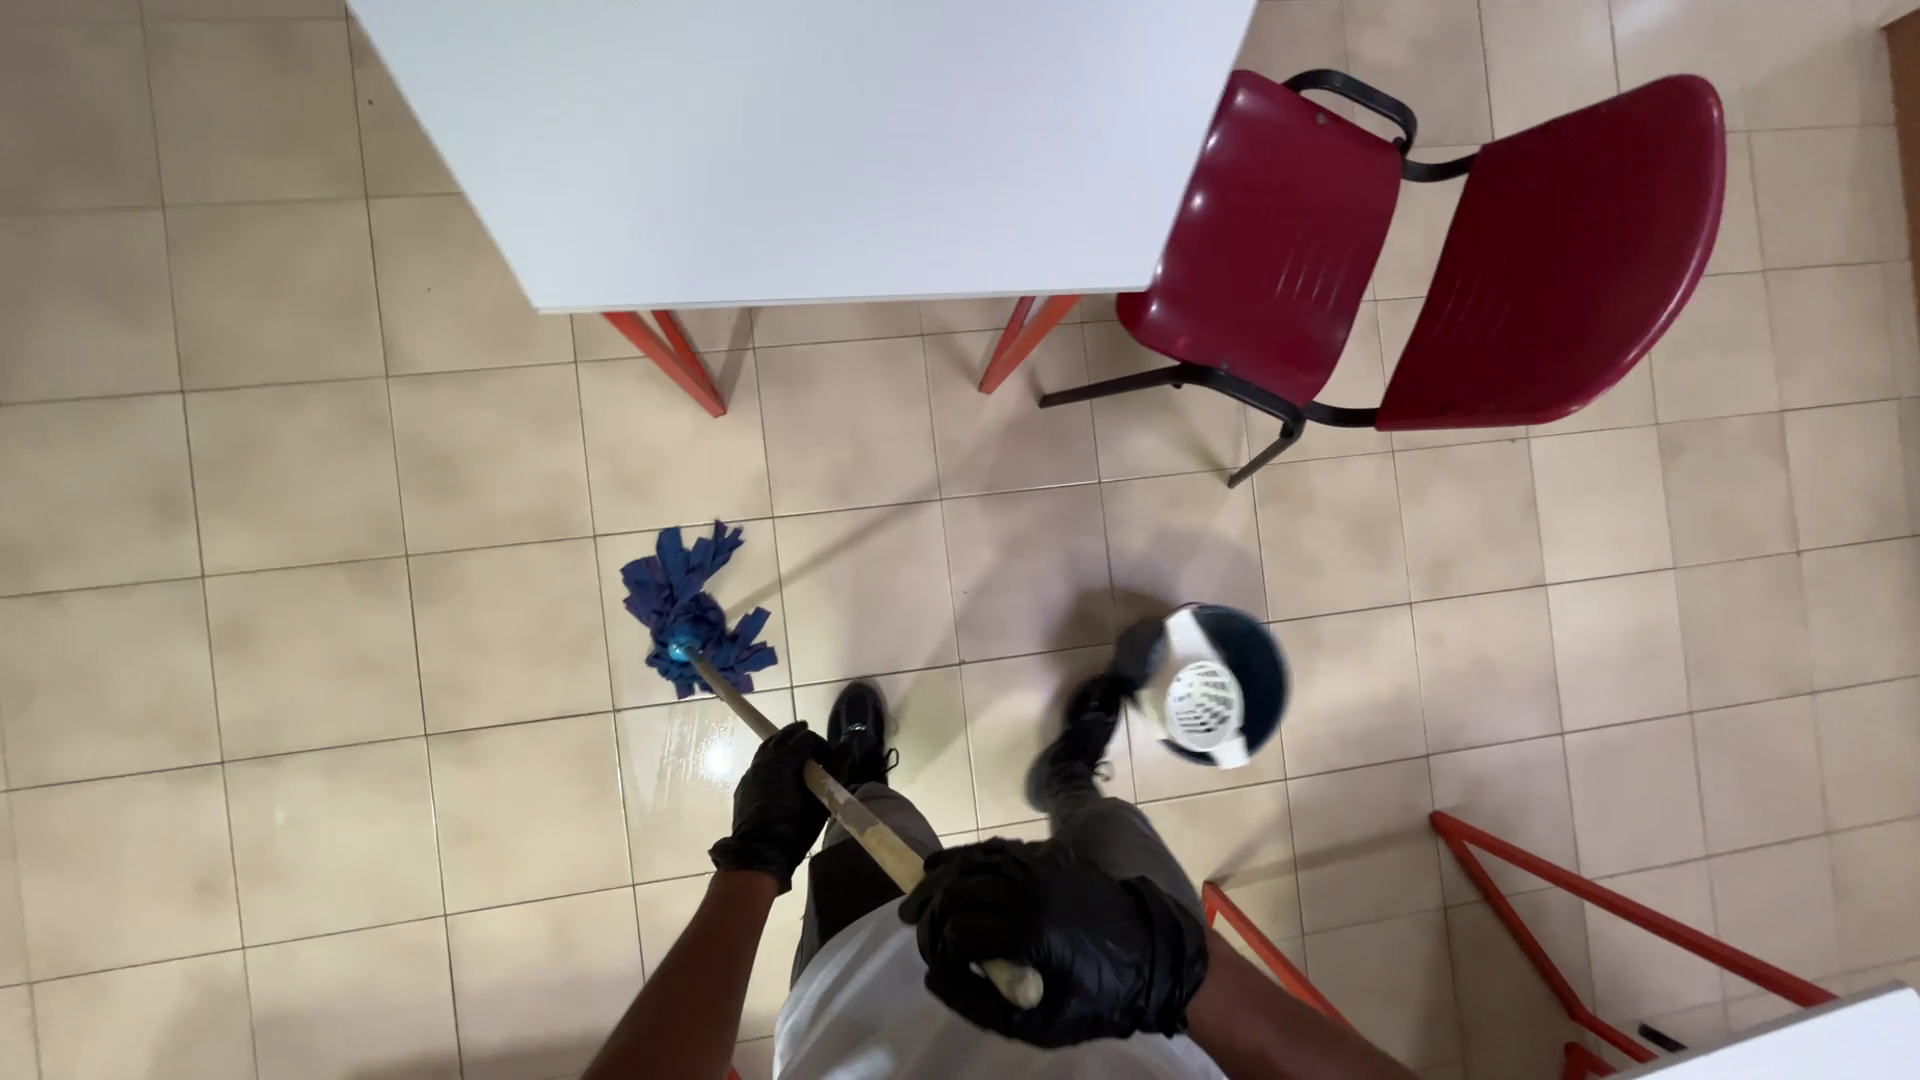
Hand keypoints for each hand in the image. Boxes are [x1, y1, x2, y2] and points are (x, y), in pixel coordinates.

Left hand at [708, 722, 830, 892]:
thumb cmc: (795, 828)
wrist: (759, 854)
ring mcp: (751, 772)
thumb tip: (847, 746)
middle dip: (801, 737)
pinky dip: (772, 761)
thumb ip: (835, 769)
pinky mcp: (744, 785)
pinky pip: (760, 763)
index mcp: (783, 762)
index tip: (829, 759)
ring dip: (785, 747)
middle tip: (817, 751)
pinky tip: (781, 775)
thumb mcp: (821, 800)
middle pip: (783, 735)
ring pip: (768, 746)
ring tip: (799, 757)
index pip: (805, 737)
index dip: (821, 744)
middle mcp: (764, 761)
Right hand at [899, 839, 1207, 1047]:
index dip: (937, 949)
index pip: (959, 932)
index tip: (934, 965)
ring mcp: (1040, 865)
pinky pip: (1000, 848)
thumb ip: (982, 1004)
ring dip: (942, 873)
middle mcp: (1028, 888)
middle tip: (910, 921)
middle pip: (959, 888)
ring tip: (918, 889)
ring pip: (976, 859)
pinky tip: (952, 863)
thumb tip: (937, 978)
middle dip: (929, 907)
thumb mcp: (1042, 1026)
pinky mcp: (1050, 856)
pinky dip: (970, 854)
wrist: (1156, 957)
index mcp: (1028, 931)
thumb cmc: (1102, 999)